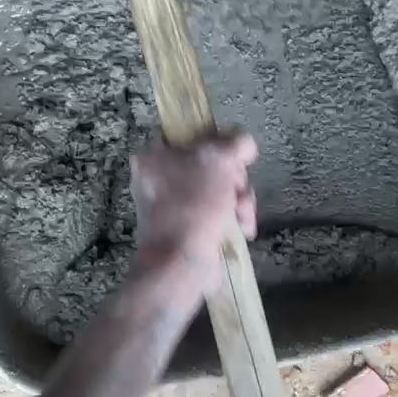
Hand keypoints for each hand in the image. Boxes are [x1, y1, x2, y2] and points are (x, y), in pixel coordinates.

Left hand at [129, 131, 257, 291]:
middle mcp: (159, 178)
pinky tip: (243, 229)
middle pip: (211, 162)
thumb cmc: (193, 204)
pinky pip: (218, 212)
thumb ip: (236, 143)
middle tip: (237, 190)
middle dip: (234, 178)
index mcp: (153, 156)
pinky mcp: (189, 227)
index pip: (189, 133)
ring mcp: (174, 205)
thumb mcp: (219, 161)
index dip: (216, 141)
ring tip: (243, 217)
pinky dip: (233, 219)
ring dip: (240, 200)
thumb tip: (244, 144)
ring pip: (220, 188)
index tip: (231, 156)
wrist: (180, 263)